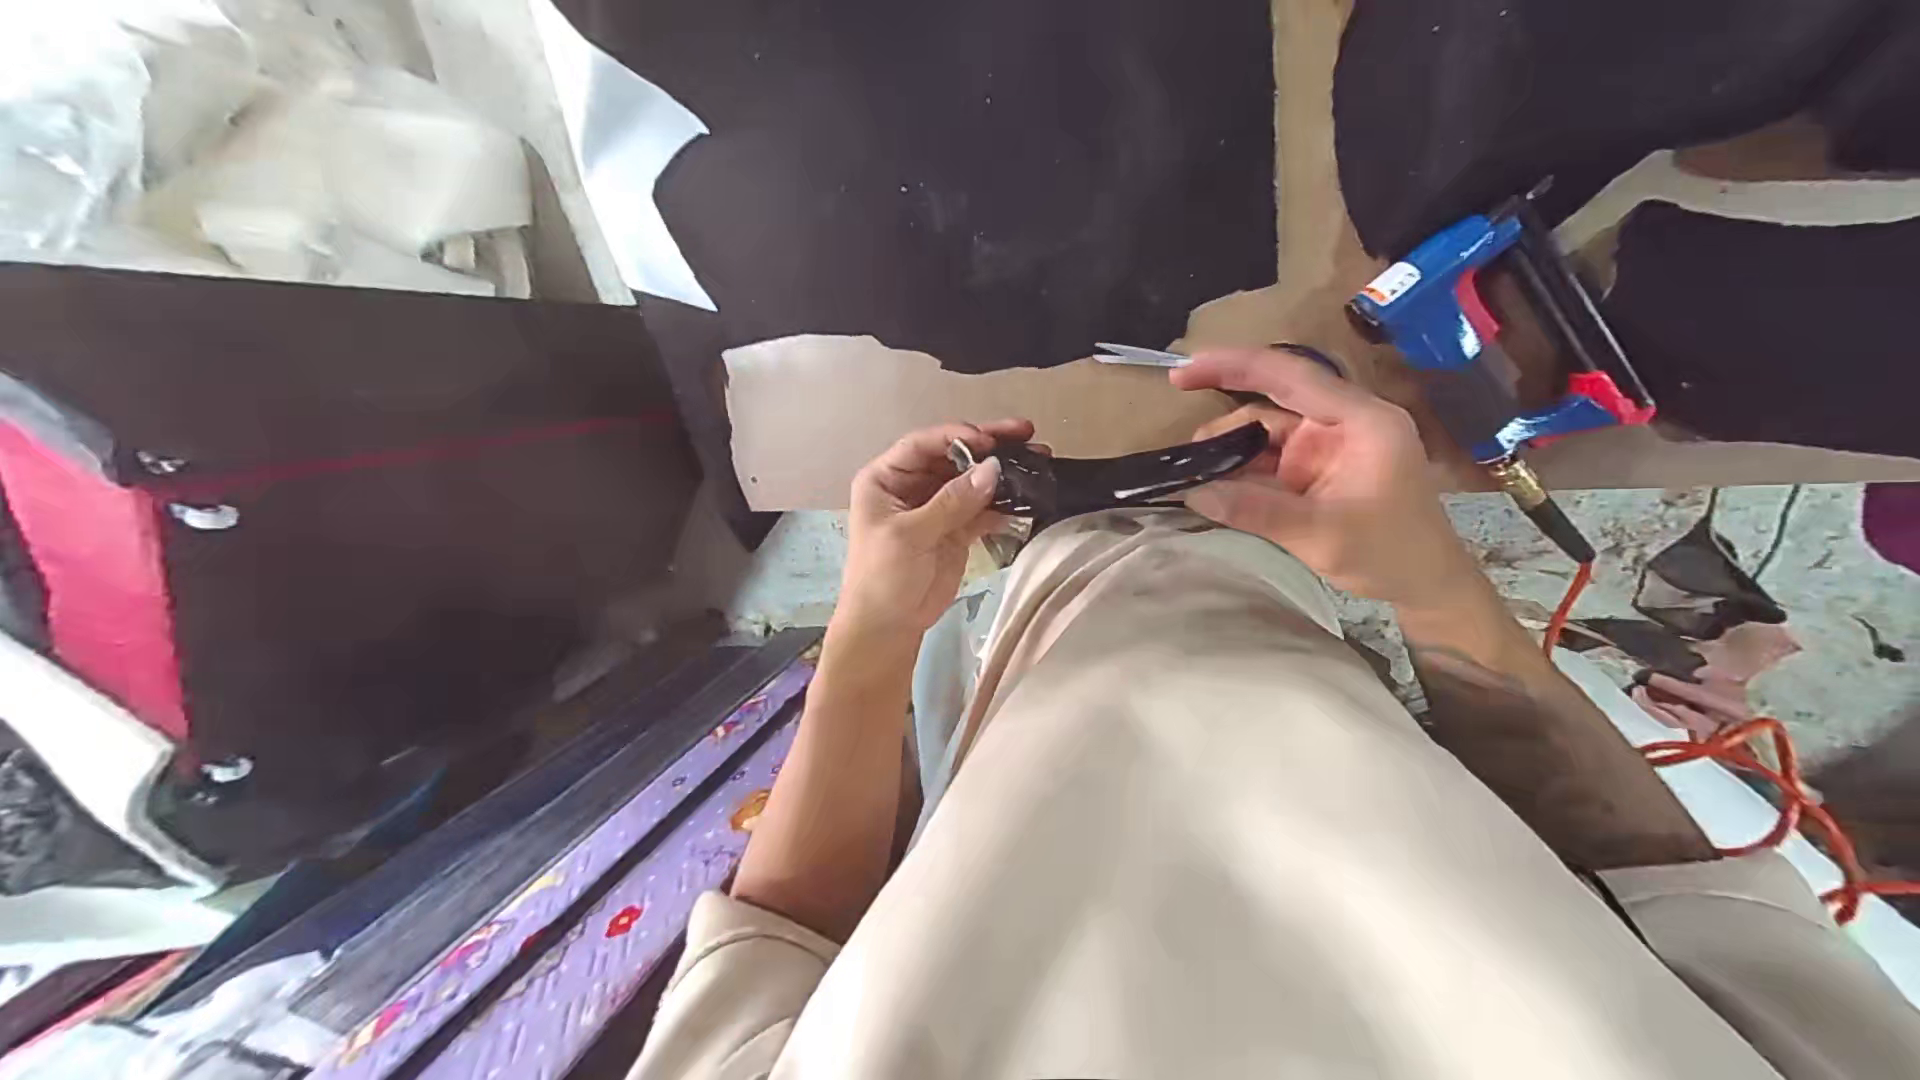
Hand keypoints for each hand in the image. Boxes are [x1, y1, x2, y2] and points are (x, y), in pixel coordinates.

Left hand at [834, 419, 1033, 637]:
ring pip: (972, 480)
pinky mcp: (956, 529)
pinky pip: (982, 508)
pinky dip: (1003, 504)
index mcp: (887, 478)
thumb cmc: (883, 576)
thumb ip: (952, 501)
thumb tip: (993, 470)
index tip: (989, 439)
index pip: (923, 445)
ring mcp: (937, 507)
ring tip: (1037, 459)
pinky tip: (1027, 497)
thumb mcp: (911, 535)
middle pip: (953, 457)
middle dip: (988, 446)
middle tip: (1025, 432)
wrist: (888, 625)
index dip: (956, 436)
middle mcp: (912, 486)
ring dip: (1001, 472)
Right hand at [1169, 348, 1482, 611]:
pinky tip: (1211, 479)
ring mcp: (1324, 445)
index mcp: (1359, 420)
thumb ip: (1256, 510)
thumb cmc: (1390, 553)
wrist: (1424, 583)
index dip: (1235, 366)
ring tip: (1191, 469)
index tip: (1185, 369)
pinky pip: (1265, 457)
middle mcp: (1340, 422)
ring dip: (1226, 444)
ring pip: (1263, 430)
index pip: (1290, 377)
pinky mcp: (1312, 468)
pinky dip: (1237, 466)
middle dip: (1225, 400)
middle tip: (1180, 401)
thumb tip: (1193, 492)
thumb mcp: (1321, 534)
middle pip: (1272, 396)